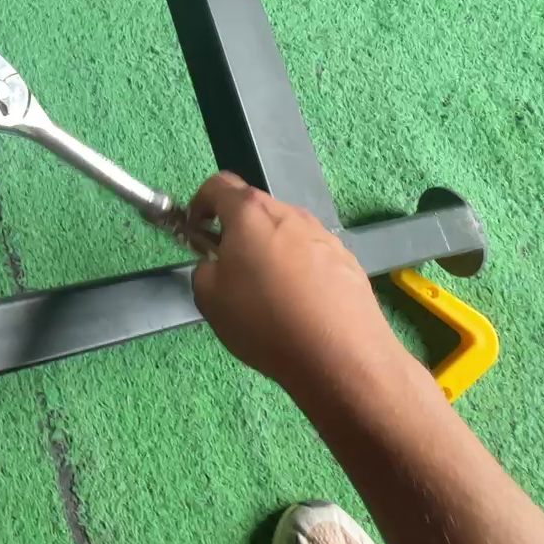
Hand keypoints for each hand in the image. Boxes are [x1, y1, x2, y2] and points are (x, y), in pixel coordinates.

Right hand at [190, 173, 423, 402]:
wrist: (342, 358)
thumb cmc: (265, 322)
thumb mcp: (209, 298)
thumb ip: (203, 269)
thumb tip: (216, 265)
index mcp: (249, 213)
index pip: (216, 185)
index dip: (199, 204)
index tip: (196, 232)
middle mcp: (288, 212)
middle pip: (253, 209)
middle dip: (235, 231)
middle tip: (229, 268)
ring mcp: (322, 234)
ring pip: (284, 231)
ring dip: (269, 250)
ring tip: (268, 293)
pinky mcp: (347, 259)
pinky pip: (311, 253)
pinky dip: (298, 269)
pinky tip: (300, 305)